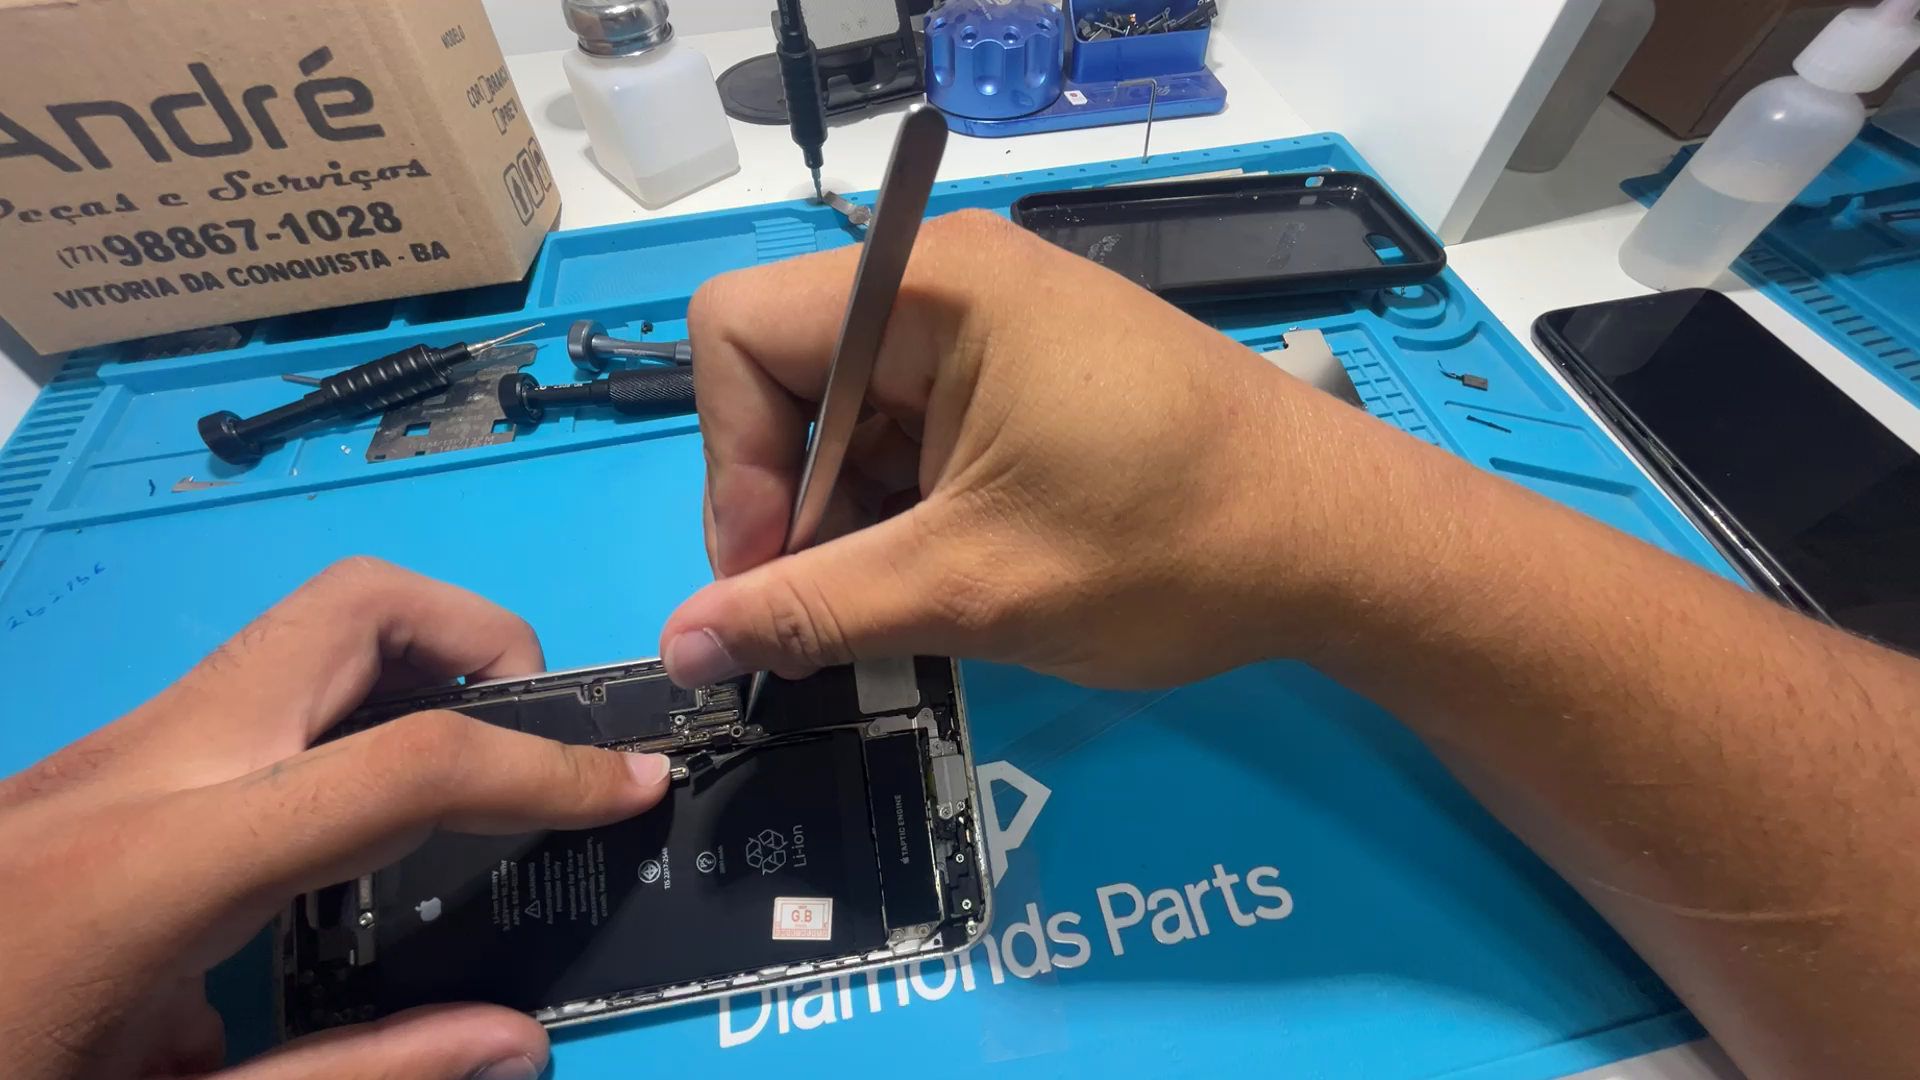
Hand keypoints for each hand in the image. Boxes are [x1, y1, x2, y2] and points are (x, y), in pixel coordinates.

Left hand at [0, 559, 671, 1079]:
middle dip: (483, 639)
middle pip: (356, 604)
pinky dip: (373, 705)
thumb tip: (516, 1041)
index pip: (409, 764)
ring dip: (432, 657)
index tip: (634, 781)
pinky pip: (282, 684)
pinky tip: (367, 809)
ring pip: (318, 621)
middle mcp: (139, 765)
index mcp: (147, 868)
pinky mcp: (107, 762)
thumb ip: (350, 1077)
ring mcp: (114, 749)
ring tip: (474, 750)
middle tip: (531, 724)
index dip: (548, 771)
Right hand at [662, 210, 1464, 687]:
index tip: (770, 574)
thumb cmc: (1168, 547)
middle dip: (796, 508)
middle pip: (791, 383)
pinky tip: (950, 568)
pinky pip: (914, 434)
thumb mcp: (972, 586)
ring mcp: (991, 330)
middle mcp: (950, 283)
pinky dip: (906, 510)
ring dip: (855, 522)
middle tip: (836, 611)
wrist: (1338, 545)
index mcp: (929, 286)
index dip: (732, 462)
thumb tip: (680, 646)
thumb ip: (813, 611)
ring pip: (852, 423)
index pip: (739, 336)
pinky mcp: (1023, 378)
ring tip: (913, 598)